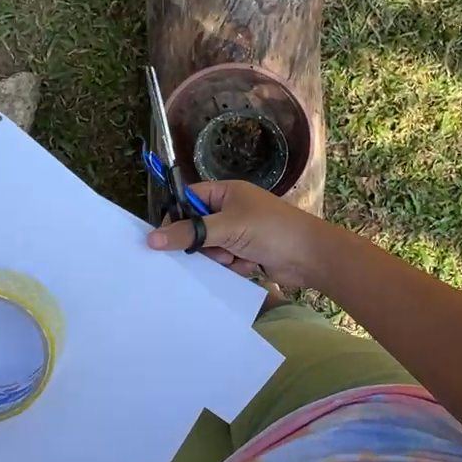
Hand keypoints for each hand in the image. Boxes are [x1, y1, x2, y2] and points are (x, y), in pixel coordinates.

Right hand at [146, 180, 341, 289]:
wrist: (309, 257)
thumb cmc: (271, 230)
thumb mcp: (227, 227)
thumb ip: (191, 233)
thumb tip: (151, 238)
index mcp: (227, 193)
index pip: (189, 199)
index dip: (176, 217)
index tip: (162, 238)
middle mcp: (231, 211)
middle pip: (197, 228)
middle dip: (203, 244)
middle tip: (213, 251)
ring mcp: (240, 234)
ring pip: (210, 249)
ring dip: (220, 258)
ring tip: (236, 258)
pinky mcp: (246, 255)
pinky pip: (225, 263)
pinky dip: (233, 267)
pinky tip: (248, 267)